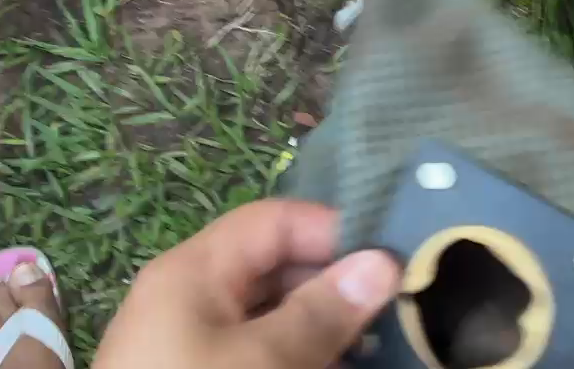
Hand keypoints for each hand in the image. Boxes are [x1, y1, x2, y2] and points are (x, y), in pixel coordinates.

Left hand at [93, 199, 401, 368]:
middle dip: (332, 284)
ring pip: (269, 313)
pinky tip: (332, 368)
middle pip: (274, 266)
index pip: (276, 220)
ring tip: (369, 345)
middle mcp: (187, 297)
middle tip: (387, 308)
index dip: (332, 231)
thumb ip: (324, 310)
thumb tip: (384, 261)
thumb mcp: (265, 362)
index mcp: (192, 271)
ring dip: (319, 326)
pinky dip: (295, 356)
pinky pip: (254, 352)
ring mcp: (186, 345)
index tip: (386, 257)